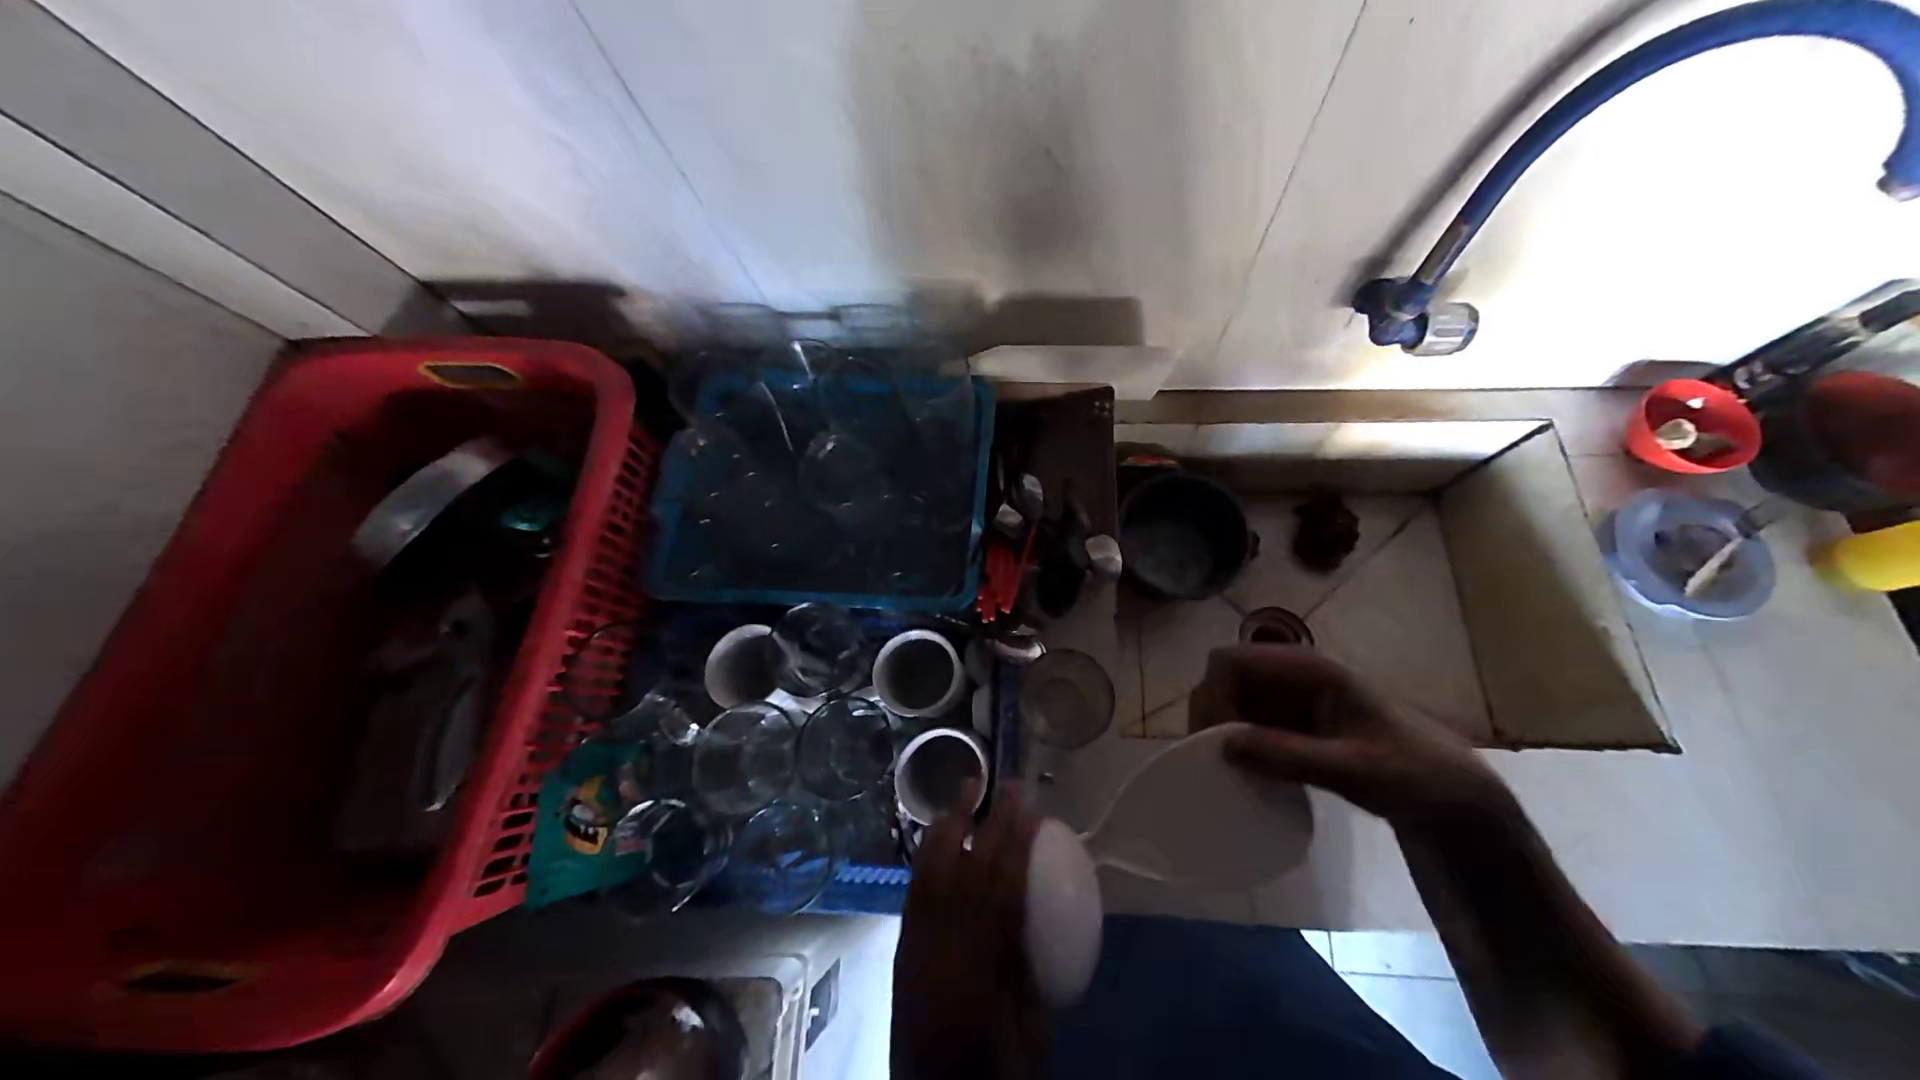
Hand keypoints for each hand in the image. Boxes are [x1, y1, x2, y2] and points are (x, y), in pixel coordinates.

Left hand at [892, 782, 1047, 1079]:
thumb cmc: (995, 1075)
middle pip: (963, 870)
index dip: (1016, 847)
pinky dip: (931, 855)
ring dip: (950, 824)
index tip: (1032, 811)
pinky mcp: (900, 951)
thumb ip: (1031, 969)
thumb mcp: (1031, 1032)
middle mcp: (937, 952)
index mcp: (978, 974)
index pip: (1001, 893)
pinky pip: (916, 890)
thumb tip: (1036, 913)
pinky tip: (942, 834)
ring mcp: (912, 947)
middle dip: (985, 822)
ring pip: (929, 872)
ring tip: (967, 788)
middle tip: (1005, 785)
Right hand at [1193, 645, 1510, 825]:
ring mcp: (1291, 698)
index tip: (1217, 740)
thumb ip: (1289, 756)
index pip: (1231, 661)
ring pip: (1231, 701)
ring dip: (1222, 730)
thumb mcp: (1354, 769)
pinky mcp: (1293, 721)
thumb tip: (1224, 745)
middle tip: (1216, 760)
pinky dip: (1239, 743)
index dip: (1213, 694)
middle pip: (1224, 679)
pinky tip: (1249, 772)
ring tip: (1229, 769)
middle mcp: (1292, 675)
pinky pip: (1248, 722)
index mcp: (1308, 669)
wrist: (1454, 797)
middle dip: (1212, 714)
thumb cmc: (1414, 774)